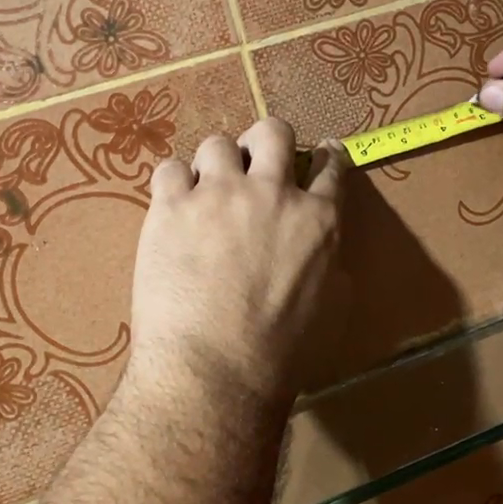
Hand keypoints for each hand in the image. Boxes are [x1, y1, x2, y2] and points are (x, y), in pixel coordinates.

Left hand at [127, 118, 347, 405]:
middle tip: (253, 163)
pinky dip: (172, 185)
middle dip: (264, 142)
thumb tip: (322, 249)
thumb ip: (330, 265)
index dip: (325, 156)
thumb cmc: (282, 356)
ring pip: (217, 144)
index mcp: (318, 221)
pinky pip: (169, 169)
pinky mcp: (173, 206)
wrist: (215, 371)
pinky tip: (172, 208)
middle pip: (273, 132)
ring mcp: (220, 194)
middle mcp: (272, 193)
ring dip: (214, 165)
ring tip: (204, 193)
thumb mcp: (332, 311)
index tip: (319, 153)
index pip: (330, 168)